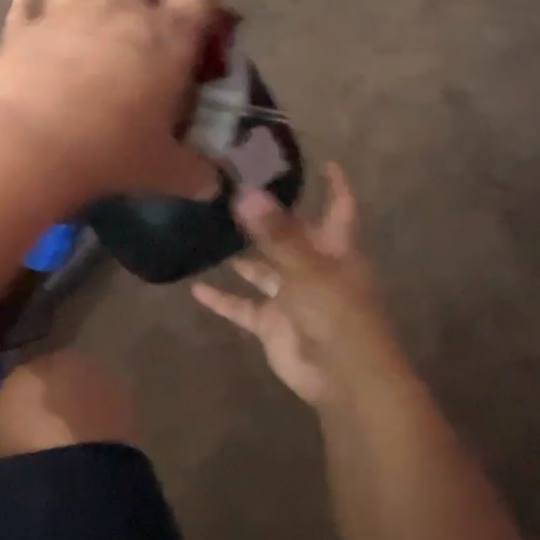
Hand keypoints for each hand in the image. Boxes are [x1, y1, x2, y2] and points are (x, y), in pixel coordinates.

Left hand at [0, 0, 220, 201]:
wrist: (26, 145)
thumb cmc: (108, 154)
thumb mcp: (160, 169)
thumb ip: (190, 172)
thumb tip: (210, 185)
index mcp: (167, 36)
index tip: (208, 6)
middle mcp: (119, 9)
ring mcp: (66, 12)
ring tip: (93, 3)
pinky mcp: (22, 26)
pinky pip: (28, 3)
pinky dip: (31, 5)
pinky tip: (30, 10)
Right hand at [192, 164, 399, 405]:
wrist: (344, 378)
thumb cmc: (337, 314)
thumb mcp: (306, 267)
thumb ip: (274, 233)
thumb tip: (245, 192)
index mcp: (335, 250)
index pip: (338, 209)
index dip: (334, 186)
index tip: (322, 162)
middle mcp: (314, 269)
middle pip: (291, 237)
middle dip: (269, 218)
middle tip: (234, 190)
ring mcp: (292, 298)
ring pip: (263, 271)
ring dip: (241, 256)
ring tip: (209, 230)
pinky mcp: (273, 325)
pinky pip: (243, 306)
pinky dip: (222, 299)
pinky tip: (195, 288)